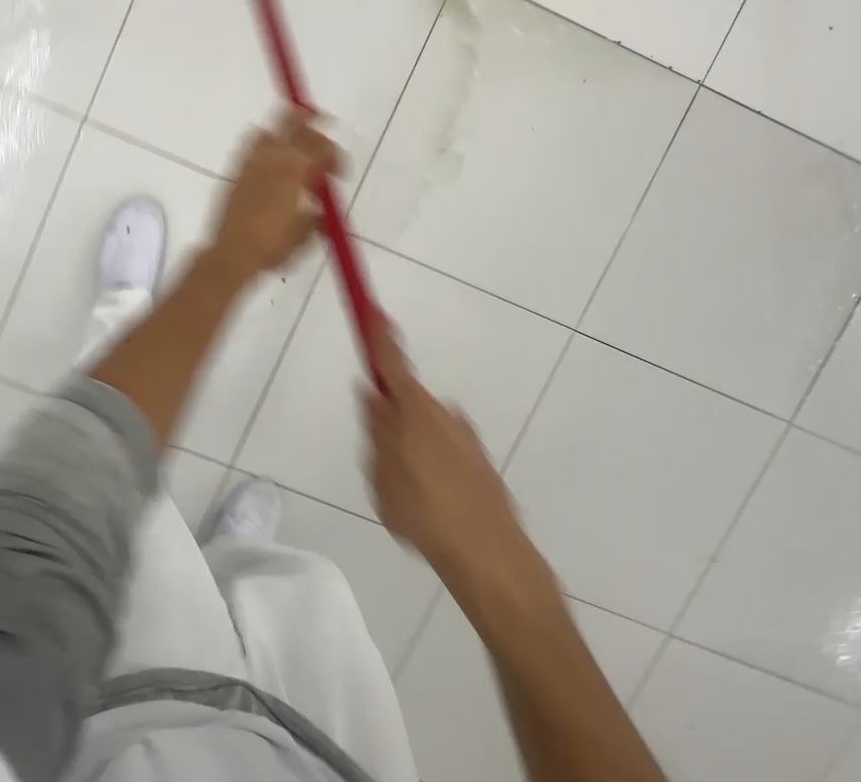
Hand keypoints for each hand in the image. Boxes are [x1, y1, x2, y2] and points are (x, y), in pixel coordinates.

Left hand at [208, 108, 342, 279]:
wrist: (232, 253)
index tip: (339, 173)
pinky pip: (251, 145)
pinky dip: (263, 144)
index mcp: (296, 172)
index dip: (335, 155)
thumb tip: (324, 212)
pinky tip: (269, 158)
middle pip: (296, 123)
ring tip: (294, 145)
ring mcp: (251, 162)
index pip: (322, 147)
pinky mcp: (236, 171)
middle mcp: (274, 159)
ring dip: (286, 132)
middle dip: (312, 125)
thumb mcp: (306, 234)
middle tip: (320, 137)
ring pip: (270, 130)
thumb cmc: (273, 246)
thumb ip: (319, 217)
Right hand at [362, 327, 531, 582]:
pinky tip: (431, 509)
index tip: (374, 308)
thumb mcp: (380, 473)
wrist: (488, 552)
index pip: (391, 361)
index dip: (380, 335)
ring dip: (413, 452)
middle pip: (406, 403)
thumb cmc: (422, 510)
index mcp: (413, 410)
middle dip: (390, 423)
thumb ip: (375, 430)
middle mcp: (443, 413)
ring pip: (425, 434)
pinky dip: (434, 471)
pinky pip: (444, 456)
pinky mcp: (481, 463)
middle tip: (380, 466)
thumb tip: (373, 392)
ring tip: (406, 500)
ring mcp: (466, 437)